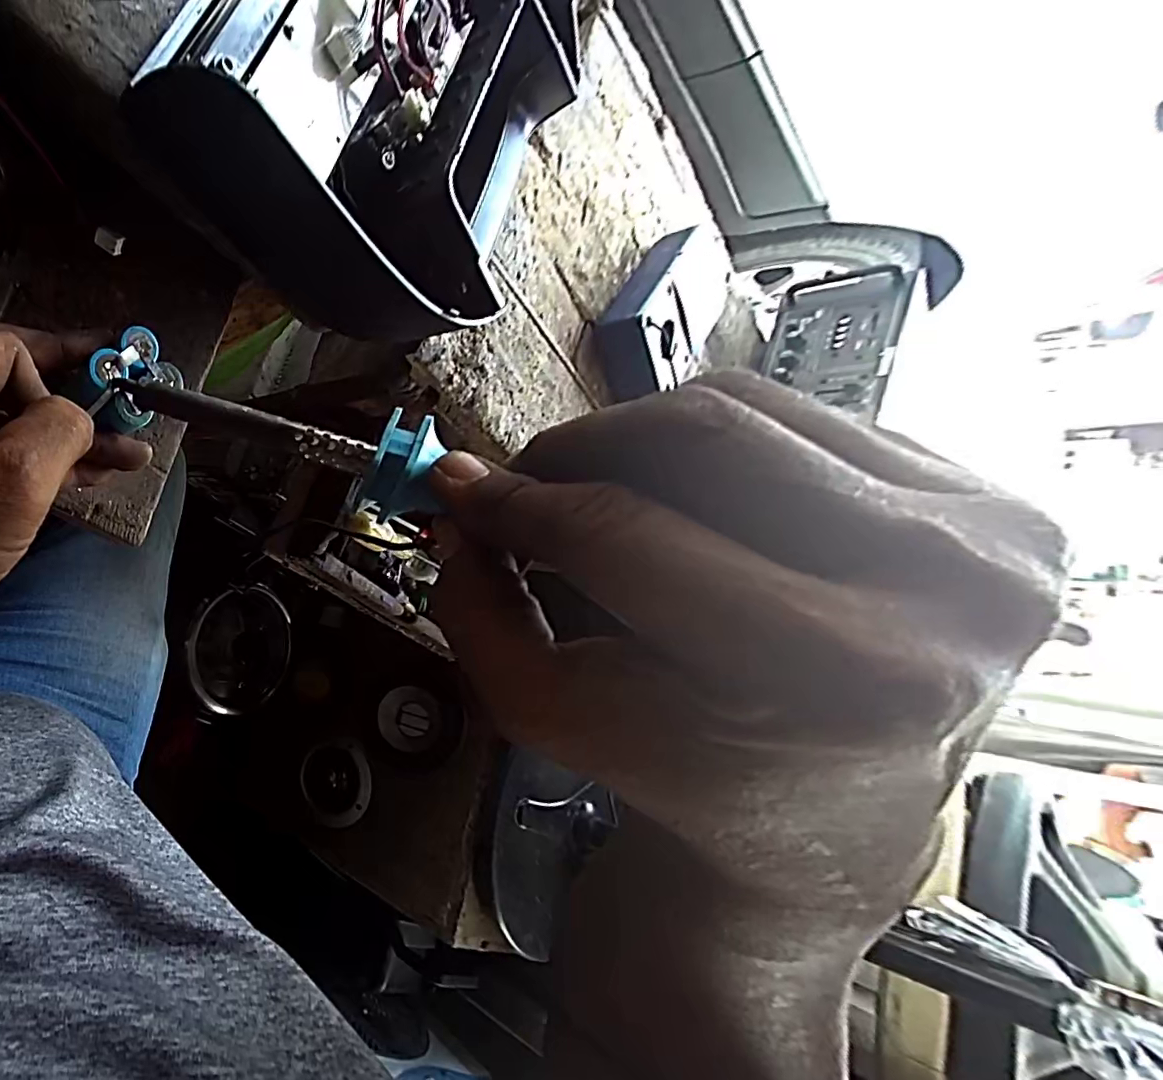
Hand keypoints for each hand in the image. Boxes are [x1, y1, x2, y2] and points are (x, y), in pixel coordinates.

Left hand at [0, 328, 153, 706]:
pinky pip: (6, 446)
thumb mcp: (18, 481)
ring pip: (19, 415)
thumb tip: (82, 413)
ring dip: (71, 436)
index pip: (13, 350)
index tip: (89, 423)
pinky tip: (93, 471)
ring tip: (124, 453)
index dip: (57, 383)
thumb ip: (62, 427)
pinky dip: (47, 459)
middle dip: (76, 402)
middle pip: (19, 377)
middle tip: (127, 413)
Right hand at [425, 372, 1063, 1075]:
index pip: (623, 535)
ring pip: (743, 406)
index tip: (454, 485)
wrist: (813, 809)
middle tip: (521, 482)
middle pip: (696, 435)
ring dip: (629, 437)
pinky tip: (674, 494)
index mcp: (827, 675)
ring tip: (591, 491)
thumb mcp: (543, 709)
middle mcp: (946, 591)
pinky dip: (700, 441)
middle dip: (573, 447)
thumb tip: (455, 491)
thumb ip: (476, 604)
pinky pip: (795, 415)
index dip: (517, 501)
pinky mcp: (997, 501)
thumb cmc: (669, 767)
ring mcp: (997, 536)